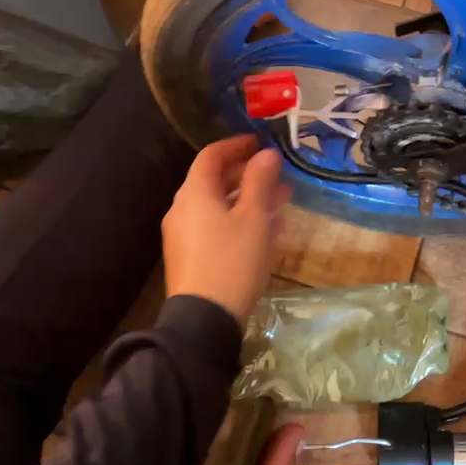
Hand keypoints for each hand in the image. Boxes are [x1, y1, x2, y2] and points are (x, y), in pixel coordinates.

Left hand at [163, 134, 290, 322]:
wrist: (203, 322)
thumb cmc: (231, 260)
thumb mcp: (254, 217)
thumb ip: (260, 181)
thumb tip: (267, 154)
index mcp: (195, 193)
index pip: (212, 155)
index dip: (237, 145)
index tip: (260, 143)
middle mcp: (184, 209)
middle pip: (215, 180)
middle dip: (248, 174)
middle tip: (277, 173)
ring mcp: (185, 235)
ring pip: (220, 206)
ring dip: (249, 199)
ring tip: (282, 200)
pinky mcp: (191, 258)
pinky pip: (217, 227)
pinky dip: (240, 220)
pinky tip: (268, 230)